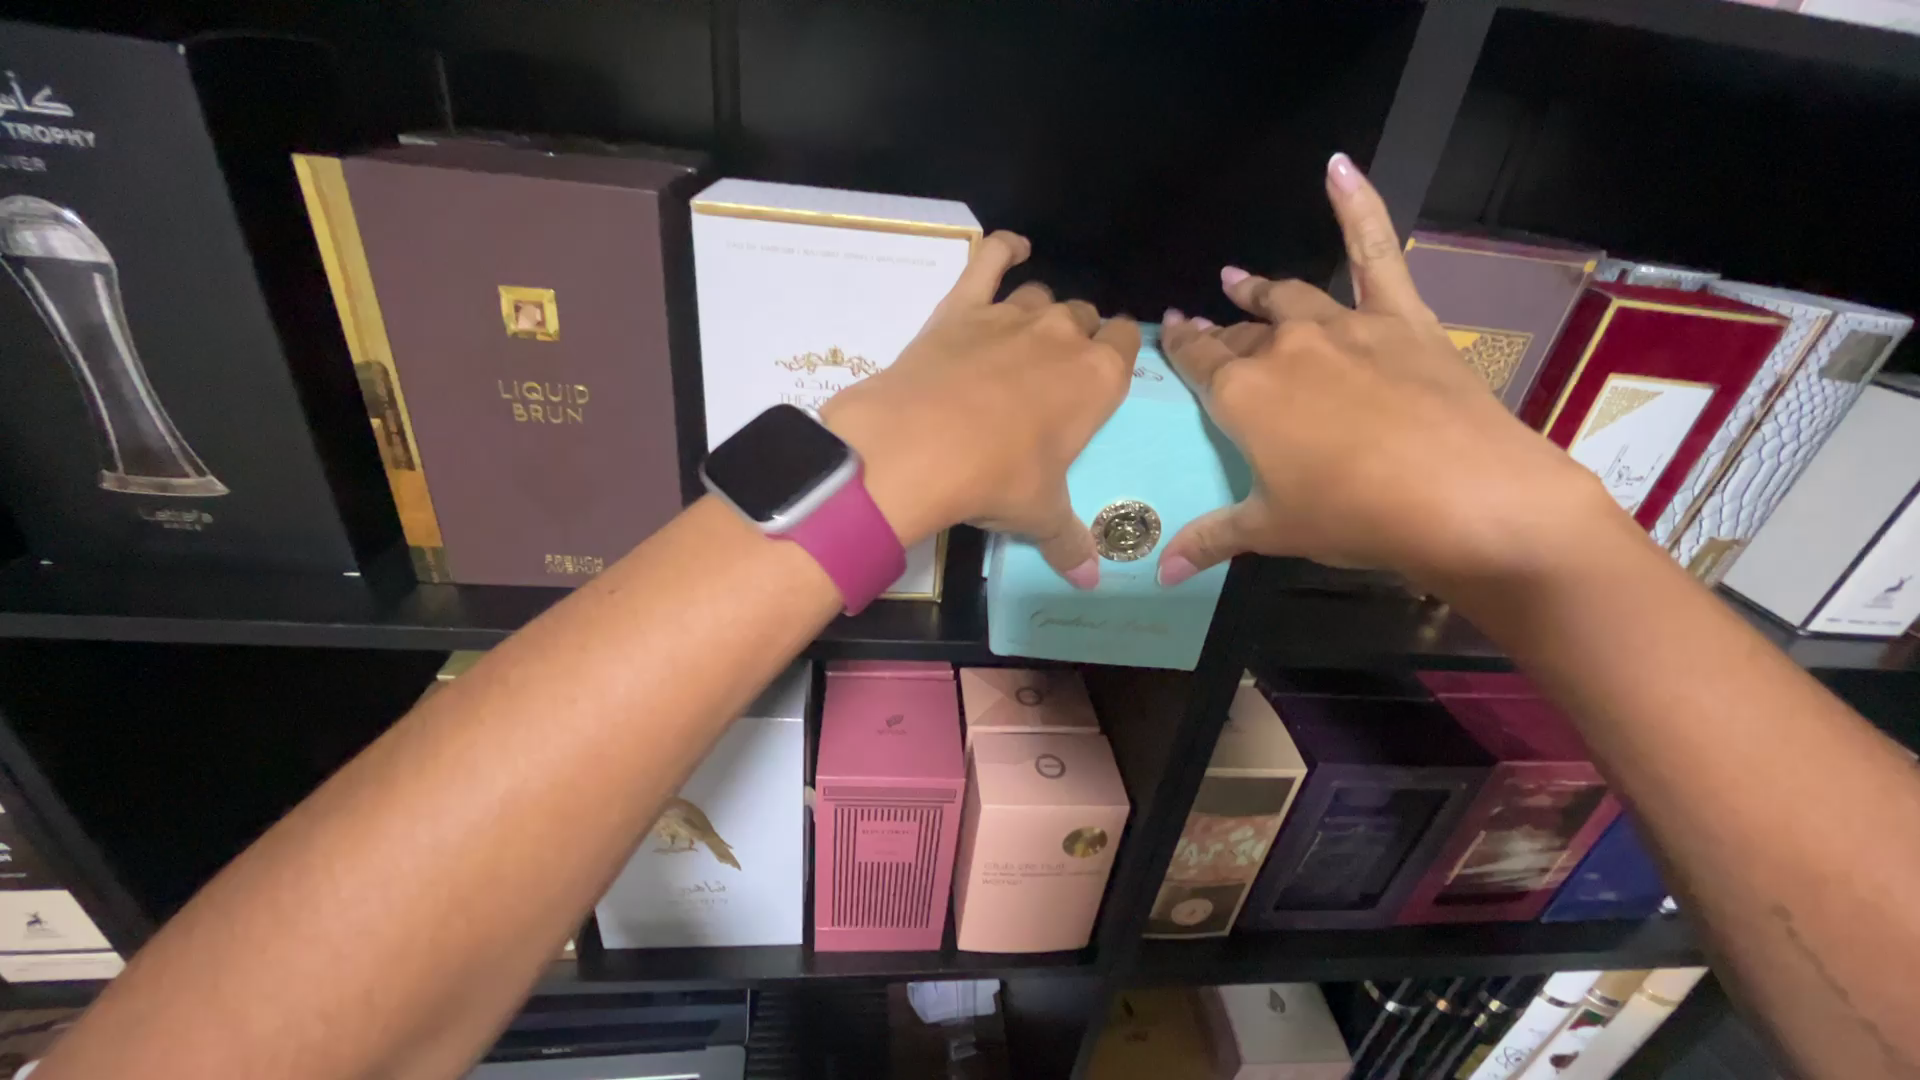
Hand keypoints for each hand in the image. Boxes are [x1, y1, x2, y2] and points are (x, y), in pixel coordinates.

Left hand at [821, 232, 1140, 587]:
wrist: (920, 448)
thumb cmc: (997, 479)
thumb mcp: (1039, 515)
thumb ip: (1069, 542)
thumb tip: (1089, 581)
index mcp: (1098, 378)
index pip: (1125, 345)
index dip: (1117, 354)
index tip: (1106, 371)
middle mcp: (1062, 336)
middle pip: (1084, 319)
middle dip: (1078, 339)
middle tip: (1056, 375)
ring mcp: (1011, 315)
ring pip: (1041, 298)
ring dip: (1040, 314)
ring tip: (1025, 341)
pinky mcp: (961, 306)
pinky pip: (989, 258)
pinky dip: (1002, 248)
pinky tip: (1010, 246)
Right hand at [1155, 153, 1620, 591]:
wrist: (1465, 499)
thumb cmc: (1352, 517)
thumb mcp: (1271, 530)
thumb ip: (1209, 540)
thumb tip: (1157, 575)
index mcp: (1240, 395)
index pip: (1196, 360)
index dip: (1179, 346)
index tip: (1167, 334)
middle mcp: (1280, 349)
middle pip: (1239, 332)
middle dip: (1217, 330)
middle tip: (1205, 328)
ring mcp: (1341, 326)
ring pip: (1286, 296)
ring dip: (1257, 289)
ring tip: (1237, 278)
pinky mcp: (1400, 317)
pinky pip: (1374, 251)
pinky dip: (1356, 206)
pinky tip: (1338, 168)